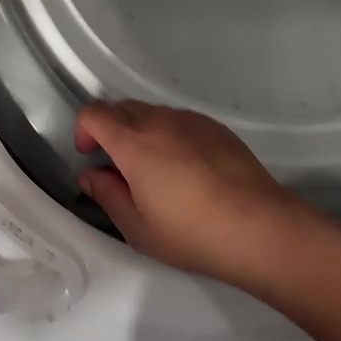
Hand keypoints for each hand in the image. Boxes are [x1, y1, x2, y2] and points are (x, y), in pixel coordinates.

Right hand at [74, 101, 315, 286]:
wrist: (255, 225)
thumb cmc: (190, 232)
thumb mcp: (137, 227)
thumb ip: (107, 194)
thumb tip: (91, 175)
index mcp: (134, 142)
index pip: (95, 113)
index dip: (84, 131)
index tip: (91, 157)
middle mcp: (161, 120)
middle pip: (122, 108)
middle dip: (111, 130)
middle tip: (119, 169)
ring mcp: (191, 119)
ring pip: (153, 113)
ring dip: (141, 132)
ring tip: (155, 172)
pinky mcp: (215, 126)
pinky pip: (180, 120)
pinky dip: (170, 135)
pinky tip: (186, 170)